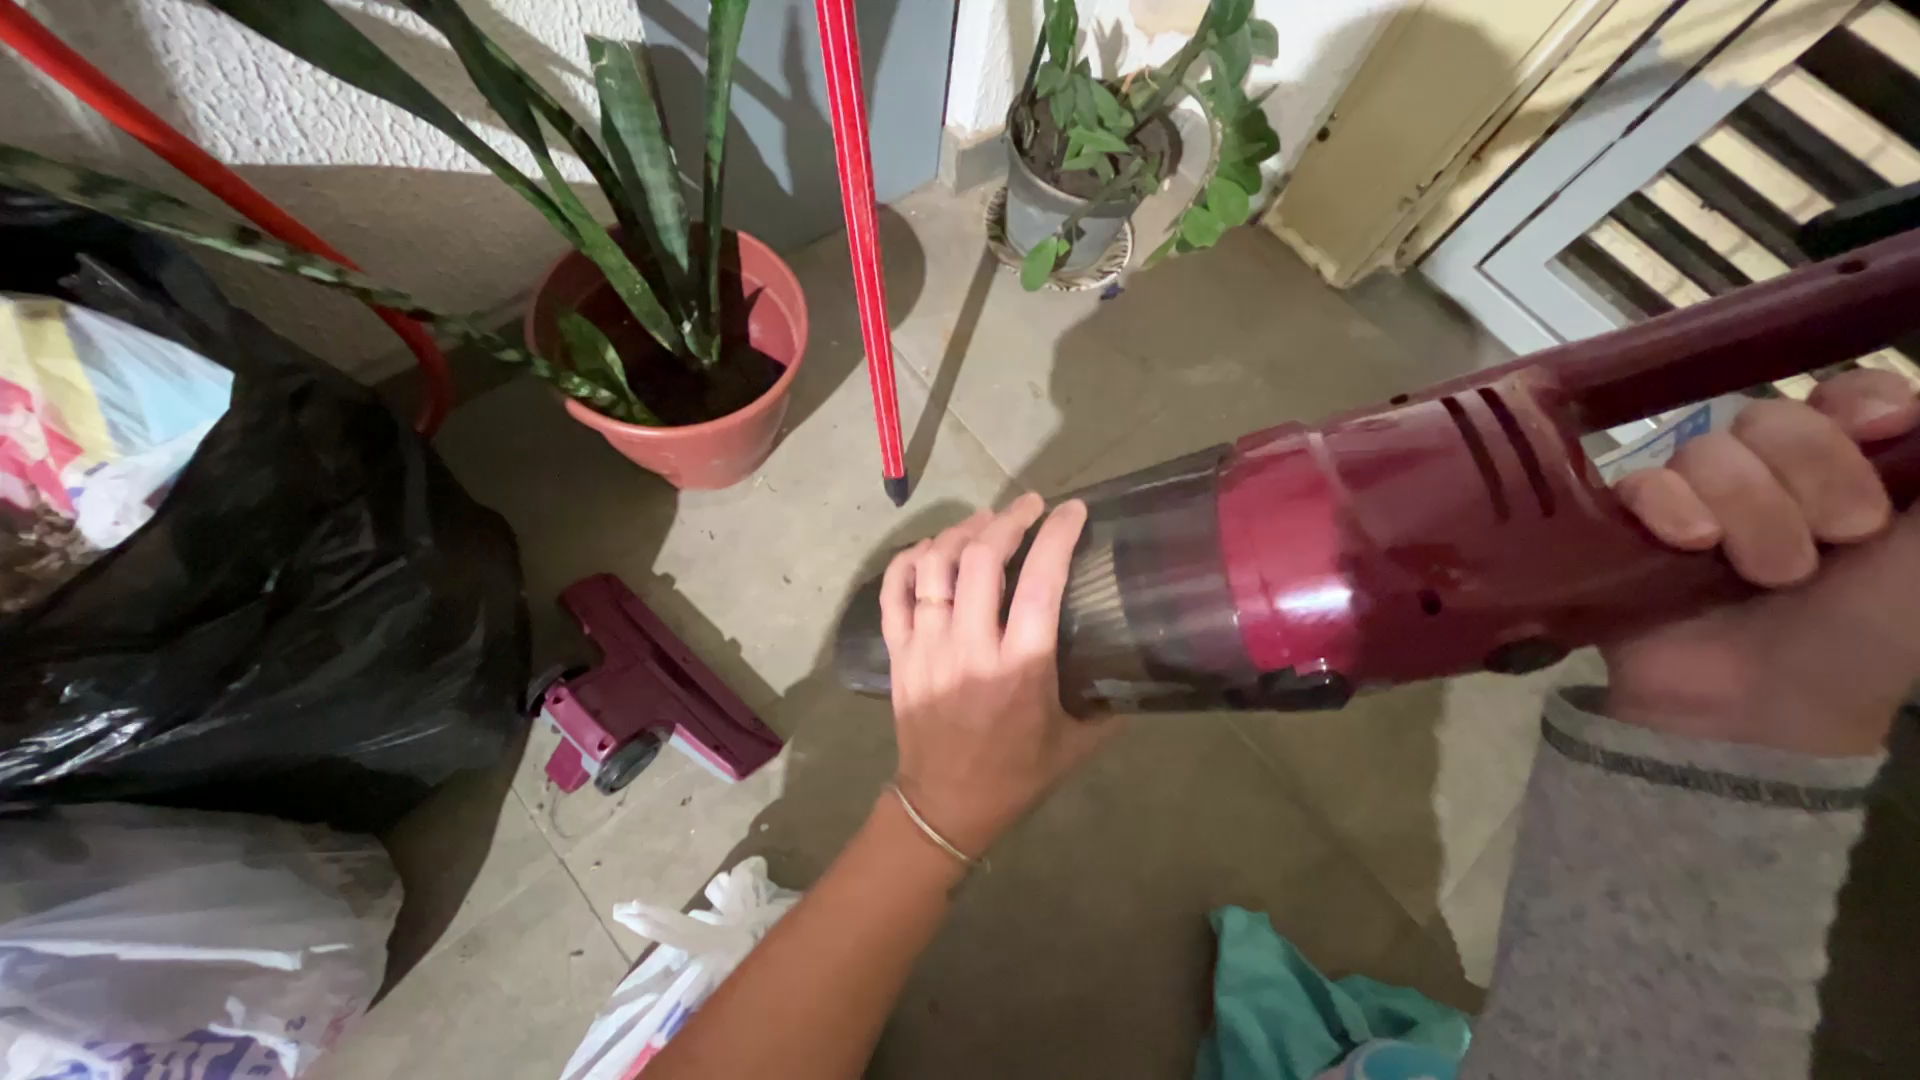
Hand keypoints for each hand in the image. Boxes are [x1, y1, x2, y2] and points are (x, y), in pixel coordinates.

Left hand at [878, 494, 1117, 856]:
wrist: (944, 806)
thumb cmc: (1016, 775)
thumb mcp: (1076, 743)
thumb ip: (1108, 702)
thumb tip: (1135, 662)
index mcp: (1020, 667)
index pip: (1039, 581)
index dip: (1057, 535)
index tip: (1072, 510)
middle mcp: (969, 647)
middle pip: (980, 559)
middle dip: (1008, 519)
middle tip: (1029, 505)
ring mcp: (926, 646)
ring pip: (935, 566)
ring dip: (961, 532)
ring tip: (985, 520)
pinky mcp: (898, 653)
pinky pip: (894, 592)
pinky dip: (910, 560)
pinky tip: (931, 548)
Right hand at [1606, 368, 1919, 755]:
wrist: (1764, 701)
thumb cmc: (1875, 633)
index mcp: (1854, 469)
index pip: (1847, 388)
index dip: (1860, 399)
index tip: (1882, 431)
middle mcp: (1772, 474)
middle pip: (1774, 415)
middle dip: (1810, 475)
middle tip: (1837, 539)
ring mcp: (1694, 497)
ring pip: (1708, 451)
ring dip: (1749, 511)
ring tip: (1761, 572)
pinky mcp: (1630, 522)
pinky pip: (1640, 481)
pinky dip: (1668, 505)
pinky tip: (1687, 543)